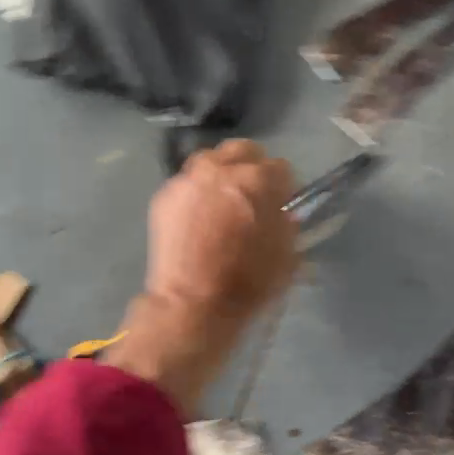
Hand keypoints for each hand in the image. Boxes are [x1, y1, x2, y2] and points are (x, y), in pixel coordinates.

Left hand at [104, 139, 298, 409]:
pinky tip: (200, 218)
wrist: (194, 303)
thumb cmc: (248, 284)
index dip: (284, 188)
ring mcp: (188, 179)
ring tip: (223, 202)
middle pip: (243, 151)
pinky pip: (188, 183)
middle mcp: (221, 169)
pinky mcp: (165, 195)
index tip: (281, 205)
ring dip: (222, 175)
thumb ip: (288, 225)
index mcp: (258, 180)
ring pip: (211, 161)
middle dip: (252, 168)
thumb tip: (282, 214)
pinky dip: (198, 194)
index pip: (281, 168)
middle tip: (253, 196)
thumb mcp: (287, 256)